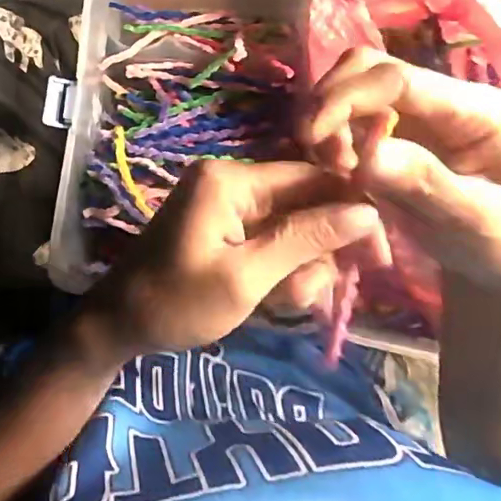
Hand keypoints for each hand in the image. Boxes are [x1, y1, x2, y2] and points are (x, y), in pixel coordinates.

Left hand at [81, 160, 384, 358]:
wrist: (119, 323)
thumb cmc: (178, 302)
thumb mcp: (247, 277)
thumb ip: (306, 240)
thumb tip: (368, 212)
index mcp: (230, 180)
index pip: (311, 177)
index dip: (352, 212)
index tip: (381, 258)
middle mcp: (230, 181)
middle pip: (304, 205)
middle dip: (317, 254)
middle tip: (311, 298)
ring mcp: (225, 204)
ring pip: (292, 228)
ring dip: (298, 270)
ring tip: (280, 305)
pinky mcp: (223, 226)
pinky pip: (270, 240)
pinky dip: (279, 271)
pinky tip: (271, 301)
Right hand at [300, 47, 500, 312]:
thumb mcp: (479, 225)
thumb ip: (425, 184)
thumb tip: (368, 153)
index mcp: (478, 108)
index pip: (397, 79)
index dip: (346, 98)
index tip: (311, 137)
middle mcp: (445, 97)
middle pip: (368, 67)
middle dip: (331, 102)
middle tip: (317, 152)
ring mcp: (420, 110)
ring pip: (352, 84)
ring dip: (327, 117)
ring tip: (330, 165)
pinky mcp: (398, 129)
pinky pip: (350, 114)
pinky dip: (331, 133)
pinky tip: (335, 167)